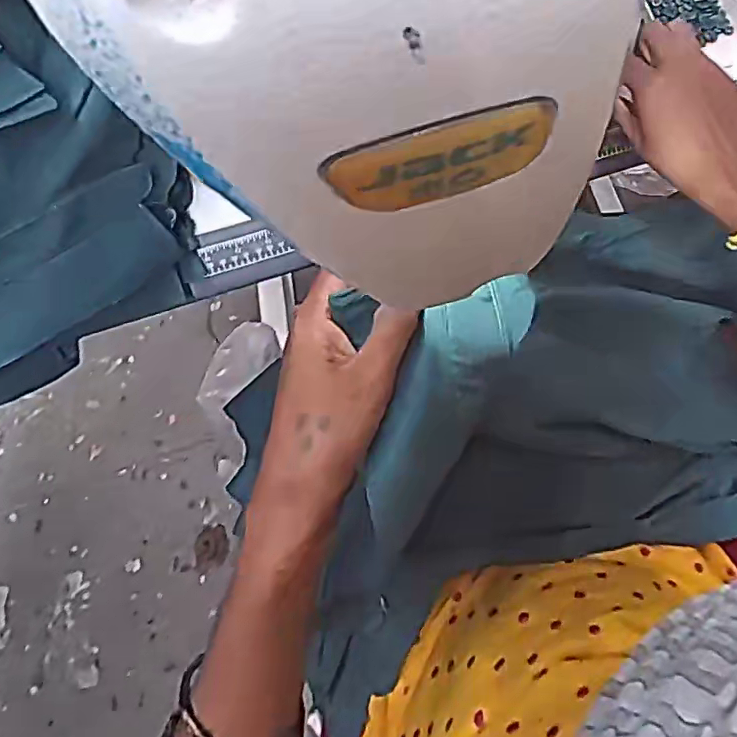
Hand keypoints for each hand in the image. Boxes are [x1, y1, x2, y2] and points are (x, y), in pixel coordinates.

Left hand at [246, 272, 419, 543]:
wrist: (302, 497)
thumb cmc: (327, 435)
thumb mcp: (370, 375)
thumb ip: (394, 325)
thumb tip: (418, 280)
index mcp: (313, 318)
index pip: (344, 263)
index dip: (376, 249)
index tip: (415, 239)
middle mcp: (315, 330)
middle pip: (356, 289)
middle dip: (392, 279)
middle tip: (433, 266)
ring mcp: (325, 354)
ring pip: (364, 318)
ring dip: (392, 310)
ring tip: (432, 294)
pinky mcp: (337, 378)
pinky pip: (366, 343)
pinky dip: (389, 337)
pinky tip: (417, 336)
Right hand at [615, 20, 736, 229]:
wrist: (725, 170)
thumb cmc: (685, 162)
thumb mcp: (641, 141)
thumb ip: (626, 113)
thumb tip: (621, 101)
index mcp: (652, 85)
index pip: (625, 58)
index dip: (618, 64)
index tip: (617, 73)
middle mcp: (678, 67)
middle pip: (654, 30)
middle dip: (642, 41)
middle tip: (639, 56)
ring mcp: (703, 67)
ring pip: (680, 31)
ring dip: (667, 41)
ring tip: (662, 60)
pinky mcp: (721, 75)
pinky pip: (700, 54)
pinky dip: (689, 60)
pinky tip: (685, 81)